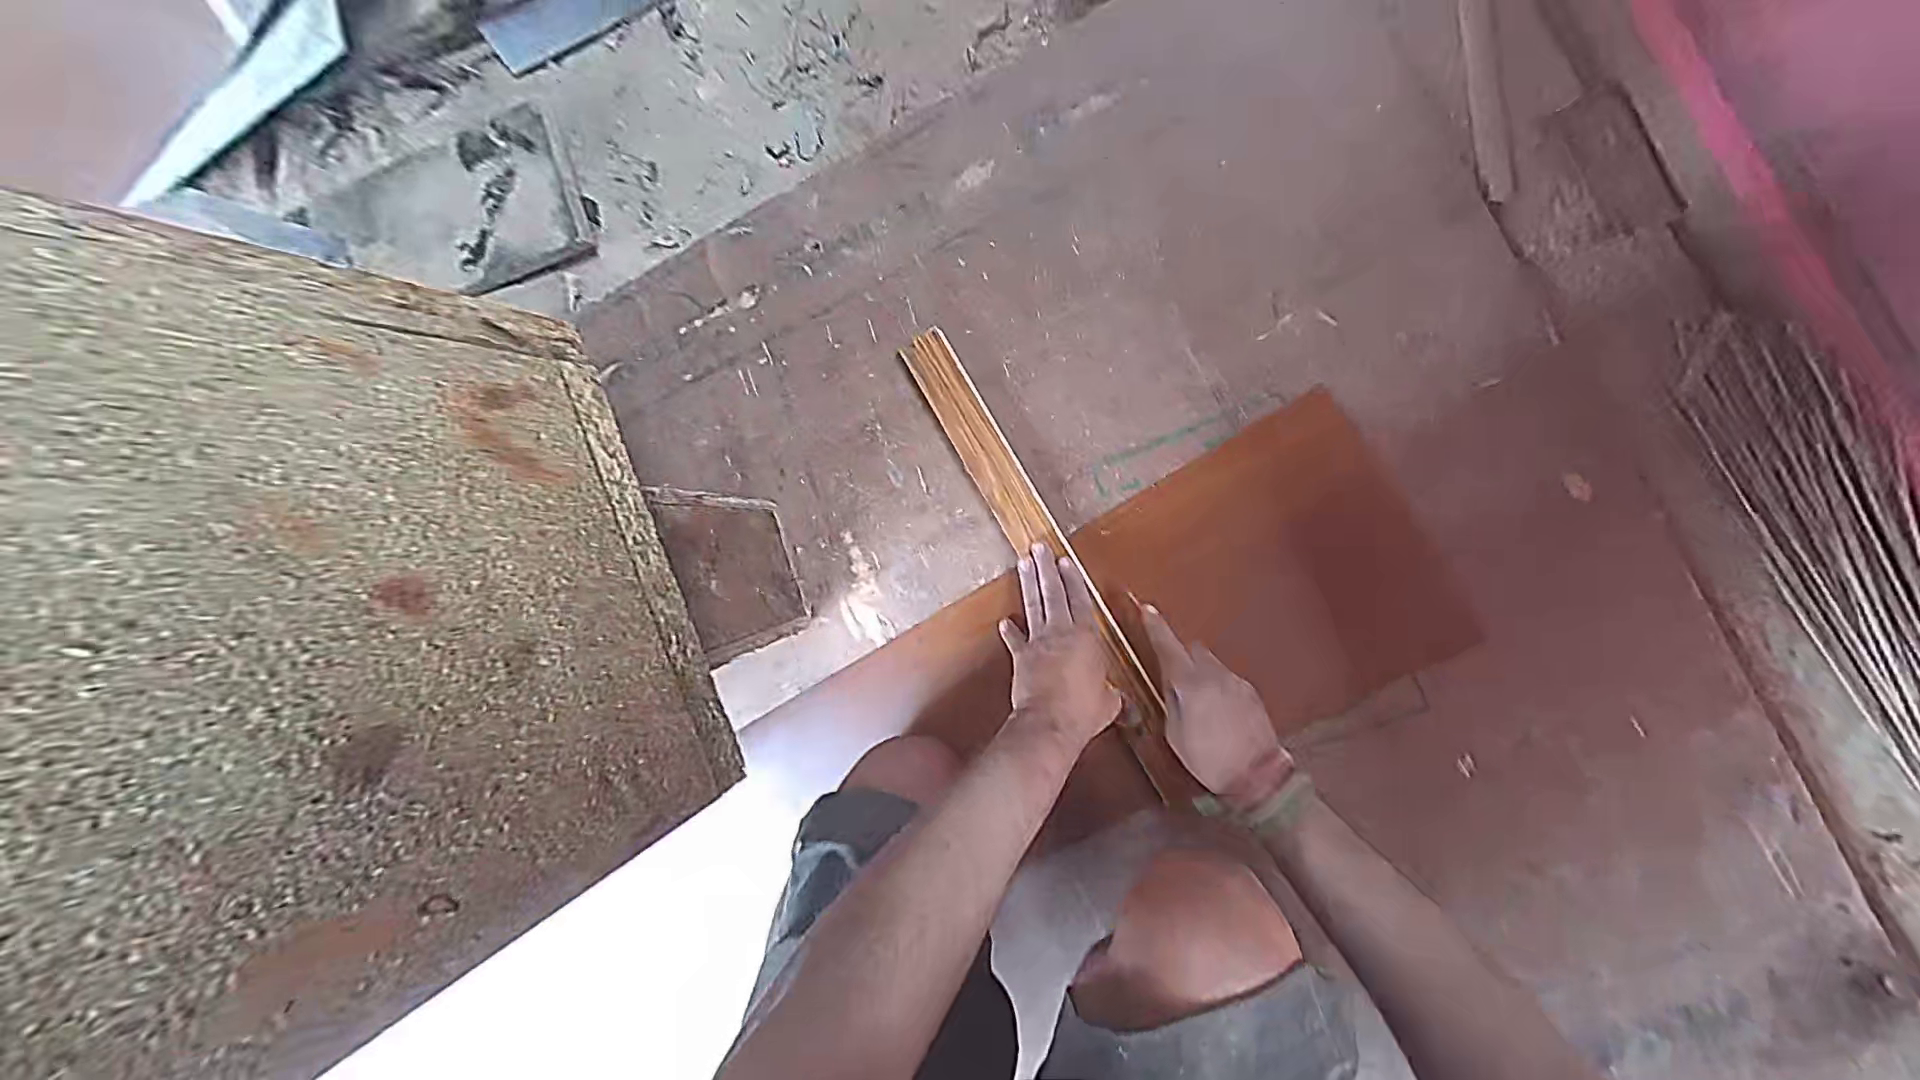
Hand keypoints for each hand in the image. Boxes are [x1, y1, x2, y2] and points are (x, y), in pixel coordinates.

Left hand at [999, 543, 1122, 747]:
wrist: (1049, 723)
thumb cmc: (1084, 711)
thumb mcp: (1109, 702)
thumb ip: (1110, 693)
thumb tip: (1115, 698)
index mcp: (1087, 637)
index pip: (1080, 600)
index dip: (1073, 579)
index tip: (1066, 560)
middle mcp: (1061, 633)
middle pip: (1053, 594)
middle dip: (1046, 569)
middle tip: (1039, 547)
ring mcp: (1038, 643)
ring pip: (1033, 606)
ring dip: (1028, 584)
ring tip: (1023, 564)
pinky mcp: (1021, 658)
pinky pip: (1015, 640)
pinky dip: (1010, 631)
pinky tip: (1005, 620)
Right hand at [1139, 603, 1292, 812]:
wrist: (1258, 777)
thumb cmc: (1211, 761)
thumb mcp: (1174, 733)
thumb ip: (1170, 699)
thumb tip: (1169, 683)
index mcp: (1189, 683)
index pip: (1166, 644)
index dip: (1154, 625)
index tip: (1146, 610)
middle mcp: (1213, 675)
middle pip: (1191, 649)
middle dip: (1180, 657)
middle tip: (1172, 678)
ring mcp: (1235, 682)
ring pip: (1210, 664)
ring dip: (1200, 675)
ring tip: (1197, 705)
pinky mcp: (1251, 693)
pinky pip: (1227, 680)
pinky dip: (1217, 688)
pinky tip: (1217, 713)